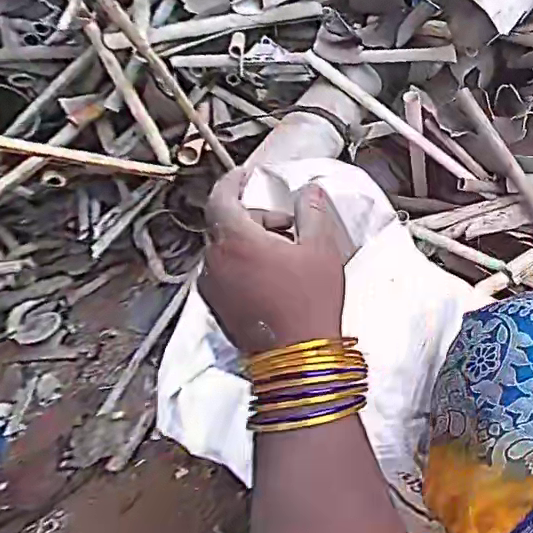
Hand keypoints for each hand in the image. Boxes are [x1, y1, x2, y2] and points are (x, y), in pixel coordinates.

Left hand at [200, 167, 353, 355]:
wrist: (297, 357)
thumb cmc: (309, 302)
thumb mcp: (320, 248)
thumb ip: (312, 212)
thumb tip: (309, 191)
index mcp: (236, 240)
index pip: (222, 197)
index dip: (233, 181)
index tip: (245, 175)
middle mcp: (215, 261)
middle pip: (227, 223)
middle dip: (257, 217)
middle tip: (290, 225)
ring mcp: (212, 287)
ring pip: (225, 249)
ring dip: (250, 242)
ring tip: (286, 255)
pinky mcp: (217, 307)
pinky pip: (225, 273)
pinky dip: (243, 265)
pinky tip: (273, 277)